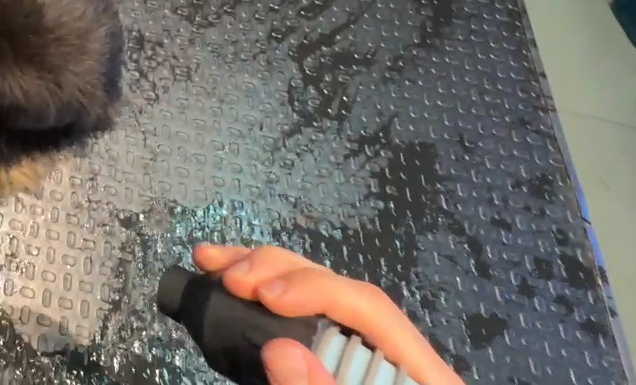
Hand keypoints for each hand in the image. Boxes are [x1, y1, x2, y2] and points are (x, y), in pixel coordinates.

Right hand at [192, 245, 465, 384]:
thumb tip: (279, 350)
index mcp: (423, 382)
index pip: (370, 311)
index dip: (315, 290)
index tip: (262, 297)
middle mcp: (393, 365)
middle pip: (336, 293)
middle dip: (276, 272)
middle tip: (226, 276)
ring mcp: (360, 367)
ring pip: (312, 299)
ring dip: (258, 273)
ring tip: (212, 262)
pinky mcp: (330, 372)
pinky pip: (297, 325)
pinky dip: (257, 300)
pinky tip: (226, 284)